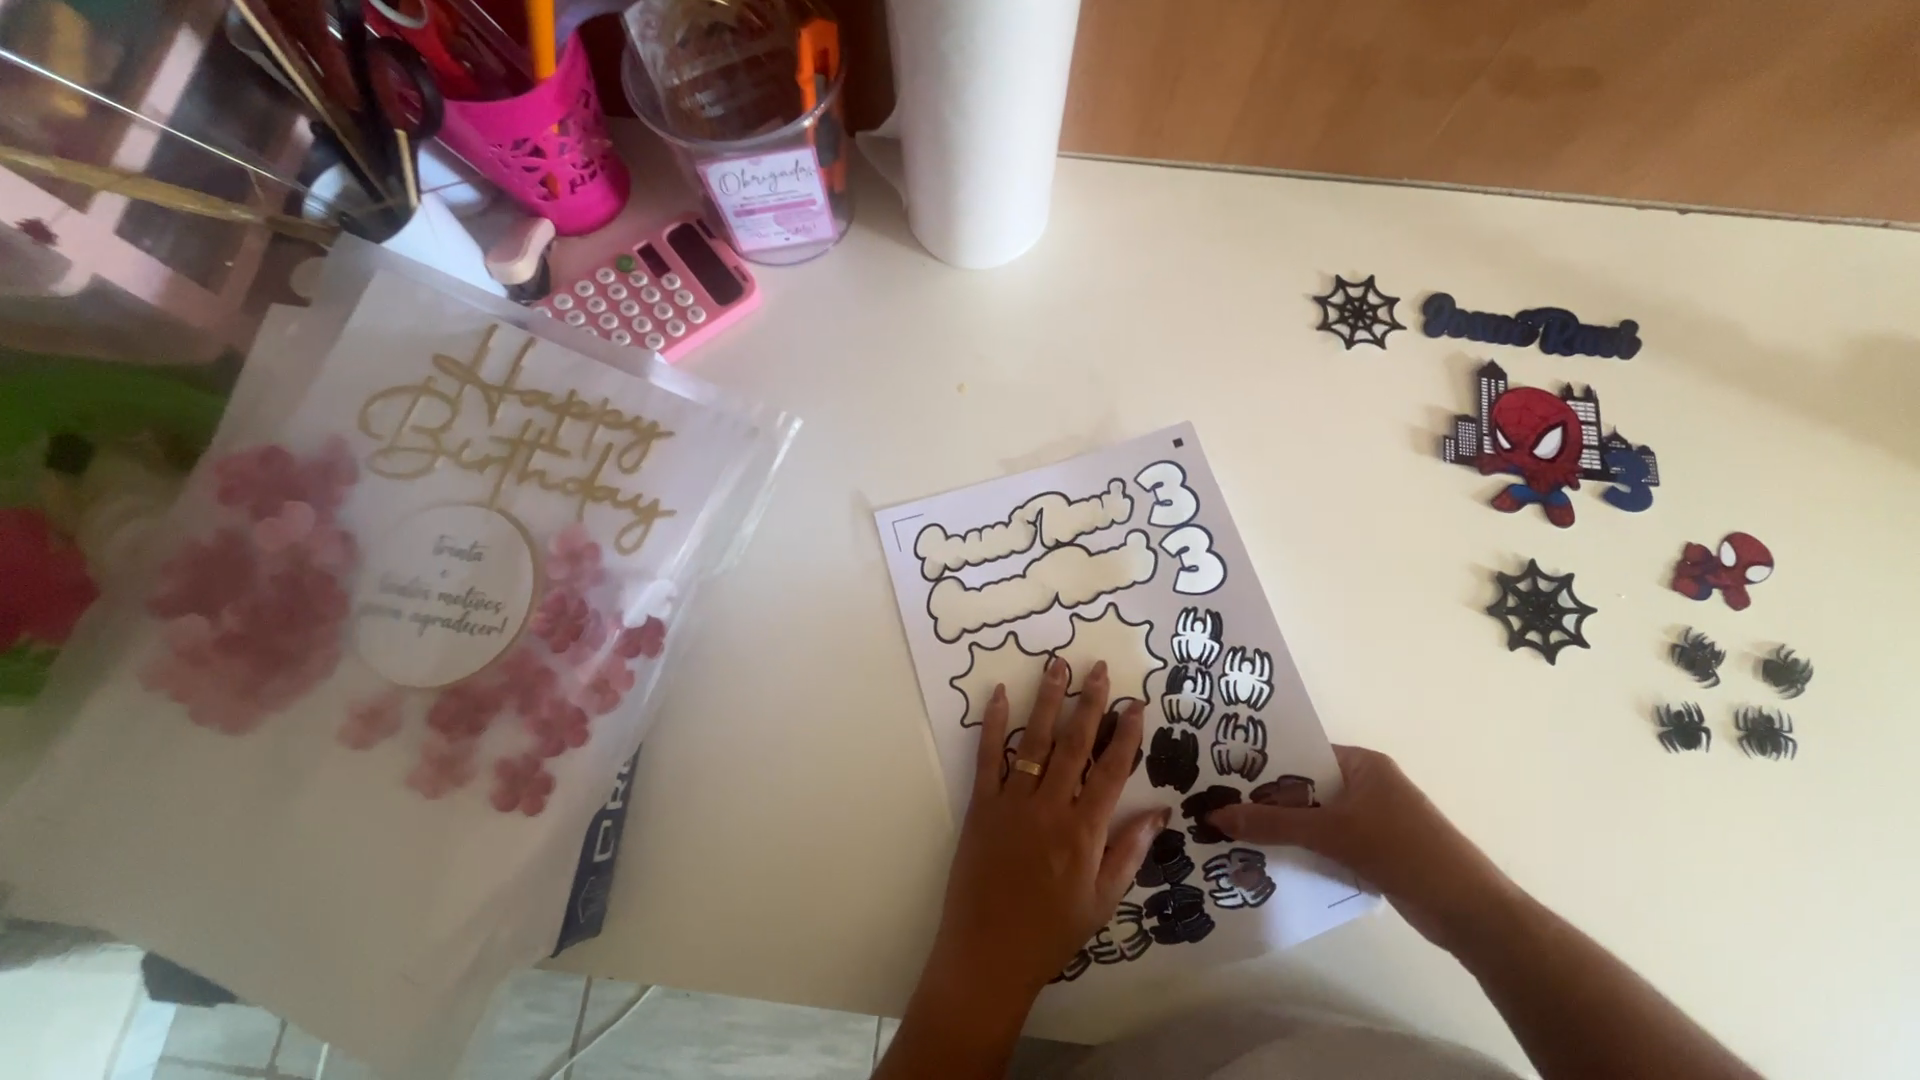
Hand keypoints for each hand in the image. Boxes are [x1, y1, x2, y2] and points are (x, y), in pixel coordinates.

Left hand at [926, 657, 1164, 1003]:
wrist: (988, 954)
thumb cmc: (1051, 932)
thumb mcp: (1102, 900)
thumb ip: (1129, 851)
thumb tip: (1159, 812)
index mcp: (1085, 832)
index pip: (1112, 770)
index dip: (1126, 734)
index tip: (1135, 703)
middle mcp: (1051, 808)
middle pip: (1075, 744)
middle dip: (1090, 702)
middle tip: (1099, 668)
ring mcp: (1013, 803)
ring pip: (1034, 741)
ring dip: (1048, 700)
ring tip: (1057, 665)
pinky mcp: (981, 806)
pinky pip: (988, 757)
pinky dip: (994, 724)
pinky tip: (1001, 694)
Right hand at [1207, 745, 1520, 951]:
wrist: (1470, 911)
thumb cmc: (1404, 852)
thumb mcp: (1333, 834)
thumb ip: (1274, 825)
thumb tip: (1215, 815)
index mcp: (1362, 764)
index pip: (1301, 755)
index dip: (1262, 765)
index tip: (1221, 777)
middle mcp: (1366, 785)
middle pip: (1304, 788)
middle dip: (1266, 801)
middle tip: (1217, 807)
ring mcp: (1372, 820)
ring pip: (1314, 818)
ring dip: (1282, 829)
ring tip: (1232, 835)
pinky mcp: (1375, 851)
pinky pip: (1327, 843)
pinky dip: (1303, 850)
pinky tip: (1268, 860)